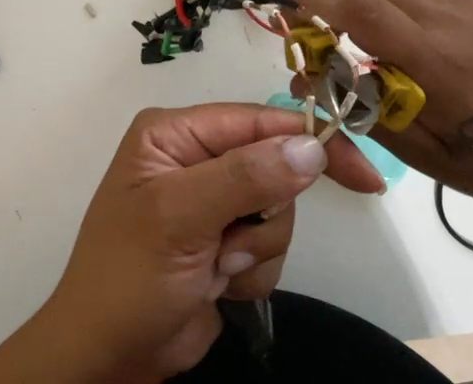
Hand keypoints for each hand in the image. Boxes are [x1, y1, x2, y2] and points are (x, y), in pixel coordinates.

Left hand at [0, 104, 383, 382]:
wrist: (110, 352)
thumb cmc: (131, 273)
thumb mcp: (180, 217)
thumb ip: (244, 178)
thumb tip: (310, 147)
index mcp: (173, 134)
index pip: (256, 120)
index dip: (308, 141)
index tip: (362, 175)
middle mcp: (193, 158)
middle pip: (274, 168)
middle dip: (263, 215)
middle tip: (231, 243)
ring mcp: (209, 203)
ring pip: (277, 213)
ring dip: (255, 249)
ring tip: (214, 266)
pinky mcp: (222, 242)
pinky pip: (268, 247)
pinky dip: (252, 272)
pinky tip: (216, 284)